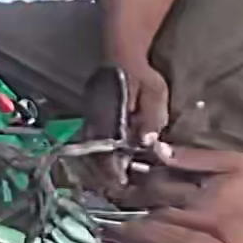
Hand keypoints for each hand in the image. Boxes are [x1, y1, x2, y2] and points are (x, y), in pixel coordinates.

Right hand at [80, 64, 169, 192]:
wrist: (119, 54)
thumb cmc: (140, 72)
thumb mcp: (154, 92)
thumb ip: (152, 117)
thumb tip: (147, 142)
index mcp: (106, 115)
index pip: (106, 148)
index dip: (112, 167)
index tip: (121, 182)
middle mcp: (91, 119)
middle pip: (92, 152)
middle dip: (102, 173)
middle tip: (116, 189)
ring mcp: (87, 119)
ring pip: (88, 149)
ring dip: (98, 167)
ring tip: (111, 182)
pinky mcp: (89, 119)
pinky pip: (90, 142)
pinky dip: (97, 156)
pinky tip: (107, 165)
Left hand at [126, 146, 242, 221]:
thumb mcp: (228, 160)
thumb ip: (191, 158)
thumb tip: (157, 150)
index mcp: (200, 204)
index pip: (156, 193)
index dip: (140, 180)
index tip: (127, 169)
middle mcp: (197, 219)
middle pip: (153, 207)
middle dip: (138, 193)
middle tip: (122, 180)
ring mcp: (201, 225)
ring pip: (161, 214)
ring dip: (148, 201)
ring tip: (137, 186)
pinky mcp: (206, 226)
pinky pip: (174, 217)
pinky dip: (162, 206)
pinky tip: (160, 194)